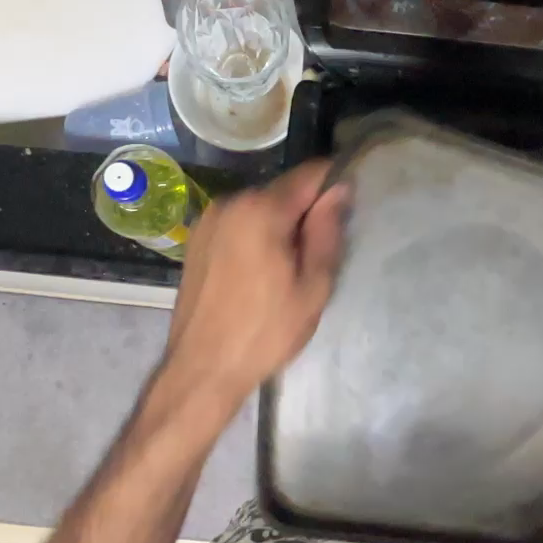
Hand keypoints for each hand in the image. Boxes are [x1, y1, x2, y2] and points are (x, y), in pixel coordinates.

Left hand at [159, 161, 347, 411]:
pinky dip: (255, 238)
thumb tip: (339, 190)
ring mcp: (208, 220)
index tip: (346, 215)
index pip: (310, 174)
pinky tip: (258, 276)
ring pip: (259, 208)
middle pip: (283, 191)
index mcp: (261, 210)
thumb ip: (327, 232)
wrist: (203, 368)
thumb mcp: (312, 287)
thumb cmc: (265, 332)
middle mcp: (230, 203)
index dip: (334, 186)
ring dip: (279, 228)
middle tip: (316, 259)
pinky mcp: (196, 240)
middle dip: (305, 214)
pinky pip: (238, 225)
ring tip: (286, 273)